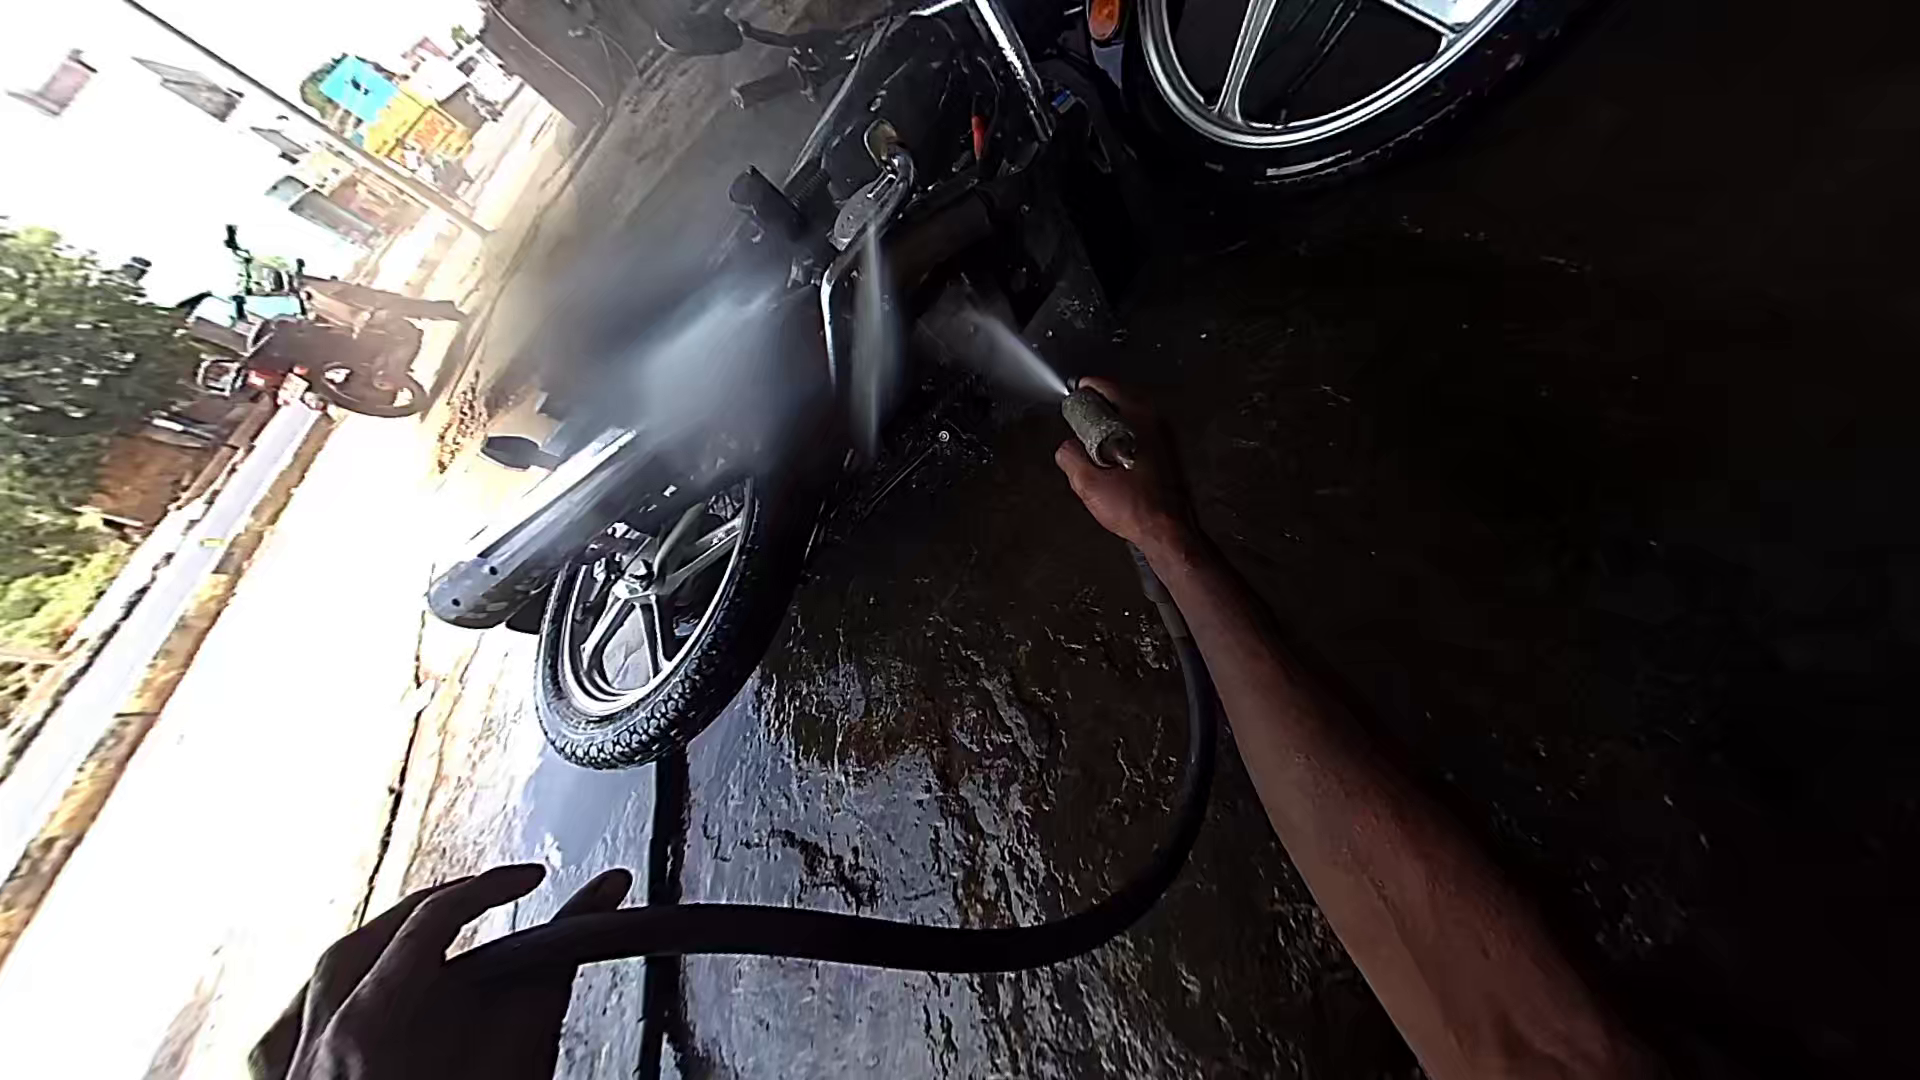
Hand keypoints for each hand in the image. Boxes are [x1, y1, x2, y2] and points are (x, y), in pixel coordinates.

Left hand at [249, 864, 631, 1079]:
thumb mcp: (527, 1031)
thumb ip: (566, 947)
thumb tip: (609, 886)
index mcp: (371, 1023)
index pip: (432, 919)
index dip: (491, 886)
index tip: (530, 879)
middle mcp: (316, 1050)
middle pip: (363, 943)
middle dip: (431, 906)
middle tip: (484, 893)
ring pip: (312, 991)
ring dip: (375, 947)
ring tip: (421, 932)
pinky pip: (281, 1042)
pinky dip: (326, 1005)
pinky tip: (355, 1003)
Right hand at [1054, 377, 1197, 555]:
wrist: (1167, 531)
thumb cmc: (1138, 508)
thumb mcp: (1088, 483)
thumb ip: (1070, 456)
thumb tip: (1067, 447)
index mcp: (1137, 420)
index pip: (1106, 386)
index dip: (1084, 391)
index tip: (1073, 397)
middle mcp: (1156, 422)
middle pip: (1119, 398)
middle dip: (1096, 409)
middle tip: (1079, 423)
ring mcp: (1165, 436)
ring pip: (1129, 417)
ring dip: (1109, 425)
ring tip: (1093, 446)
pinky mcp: (1168, 452)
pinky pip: (1138, 433)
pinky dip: (1121, 439)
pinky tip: (1112, 462)